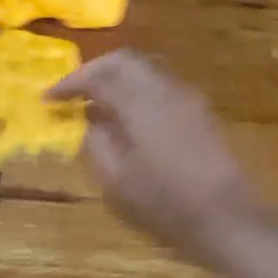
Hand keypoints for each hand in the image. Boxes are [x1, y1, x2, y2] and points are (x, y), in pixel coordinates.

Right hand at [49, 50, 261, 244]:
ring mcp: (186, 97)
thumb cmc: (166, 202)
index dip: (70, 83)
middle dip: (93, 70)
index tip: (48, 98)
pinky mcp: (199, 110)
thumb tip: (90, 120)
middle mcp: (164, 89)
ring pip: (144, 68)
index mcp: (141, 103)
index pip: (98, 75)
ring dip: (115, 77)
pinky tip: (125, 115)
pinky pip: (159, 84)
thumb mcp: (117, 179)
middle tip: (71, 91)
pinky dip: (135, 89)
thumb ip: (97, 142)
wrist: (229, 217)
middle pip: (124, 60)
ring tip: (95, 102)